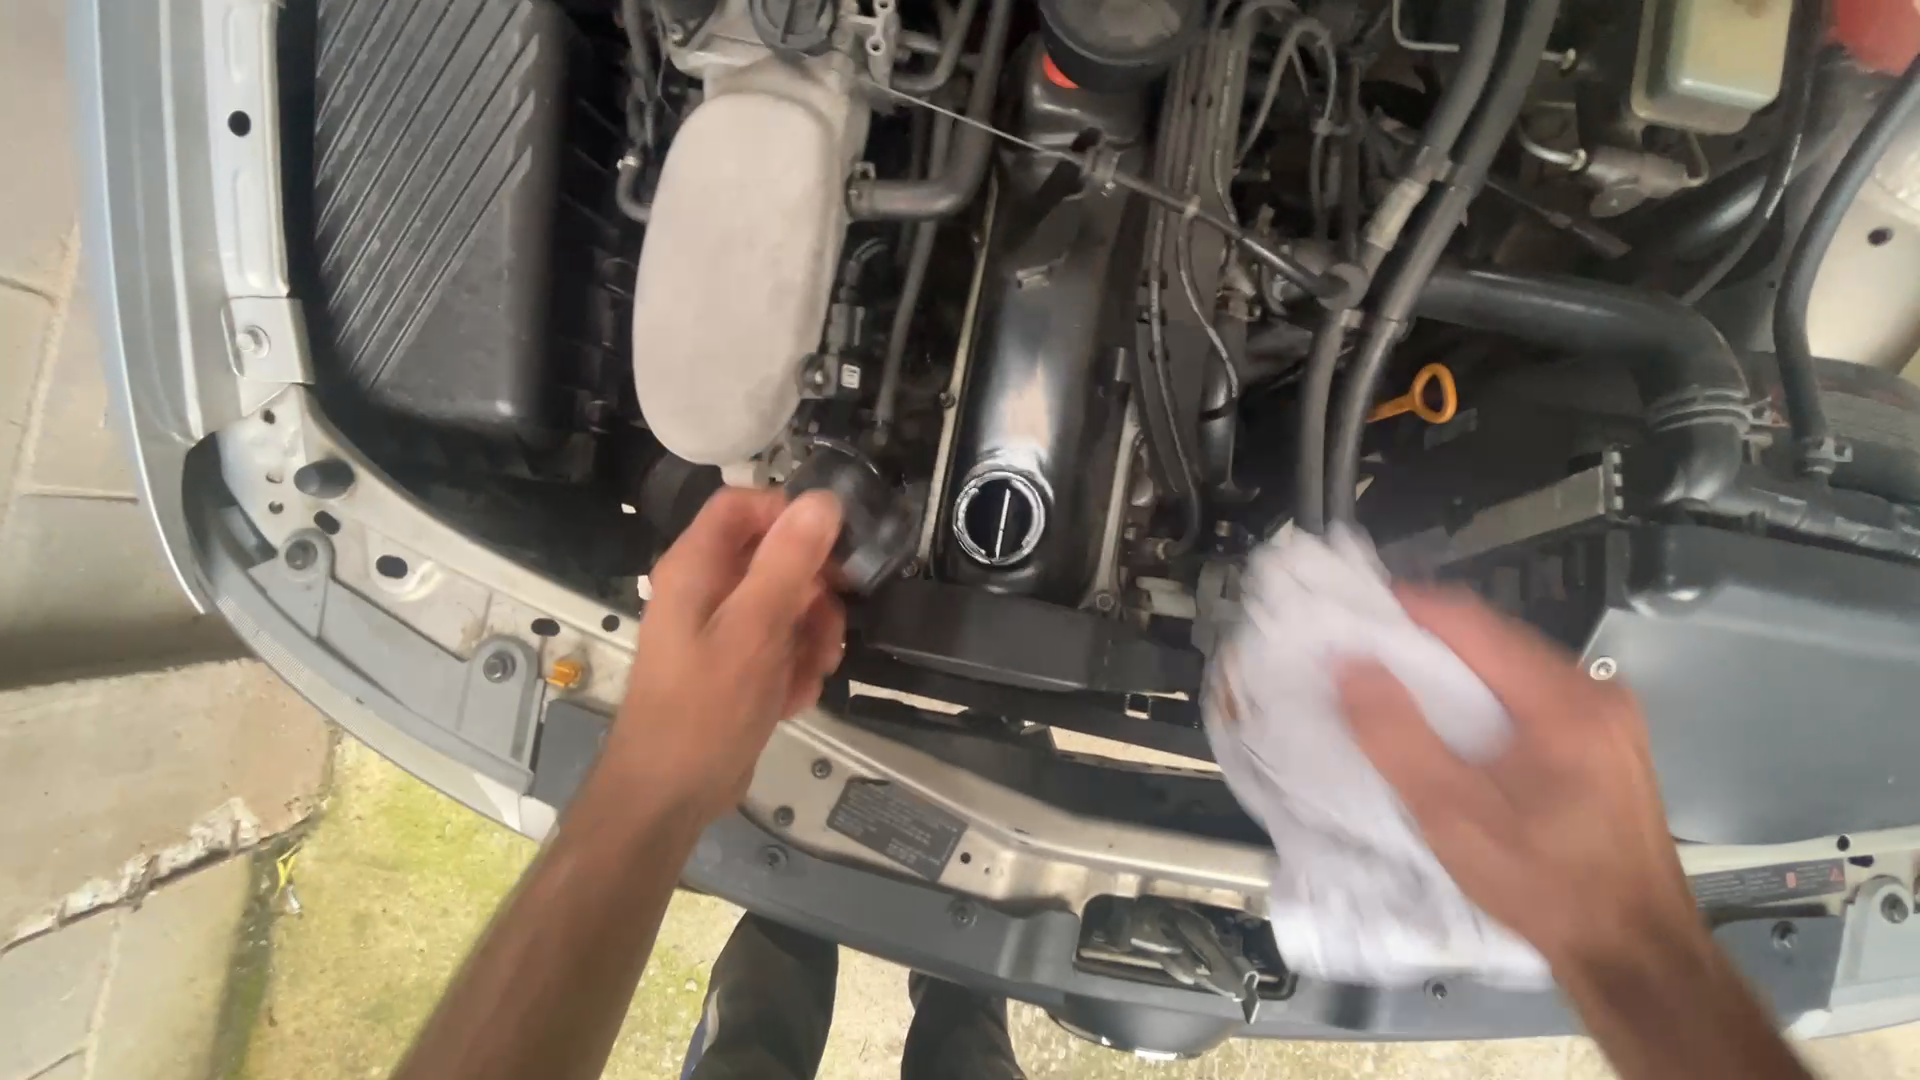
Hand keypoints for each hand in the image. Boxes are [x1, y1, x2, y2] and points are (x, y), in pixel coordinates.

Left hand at [607, 487, 845, 824]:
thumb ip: (788, 562)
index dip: (789, 516)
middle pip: (776, 557)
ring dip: (812, 635)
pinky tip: (794, 696)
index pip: (744, 505)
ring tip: (813, 671)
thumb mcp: (754, 629)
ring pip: (788, 603)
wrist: (671, 795)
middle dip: (813, 592)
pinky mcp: (738, 663)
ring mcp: (724, 628)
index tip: (831, 550)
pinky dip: (797, 665)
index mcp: (697, 566)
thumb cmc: (705, 709)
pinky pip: (782, 643)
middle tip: (830, 626)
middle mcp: (708, 589)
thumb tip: (823, 501)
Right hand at [1337, 588, 1701, 975]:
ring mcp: (1605, 715)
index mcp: (1561, 701)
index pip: (1470, 622)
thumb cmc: (1539, 881)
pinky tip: (1448, 716)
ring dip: (1448, 662)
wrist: (1635, 954)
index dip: (1406, 608)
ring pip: (1507, 662)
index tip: (1352, 613)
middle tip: (1363, 649)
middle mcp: (1592, 692)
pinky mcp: (1603, 739)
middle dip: (1422, 636)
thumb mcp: (1449, 811)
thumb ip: (1395, 733)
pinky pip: (1524, 689)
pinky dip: (1476, 688)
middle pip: (1491, 636)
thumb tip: (1350, 663)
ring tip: (1393, 679)